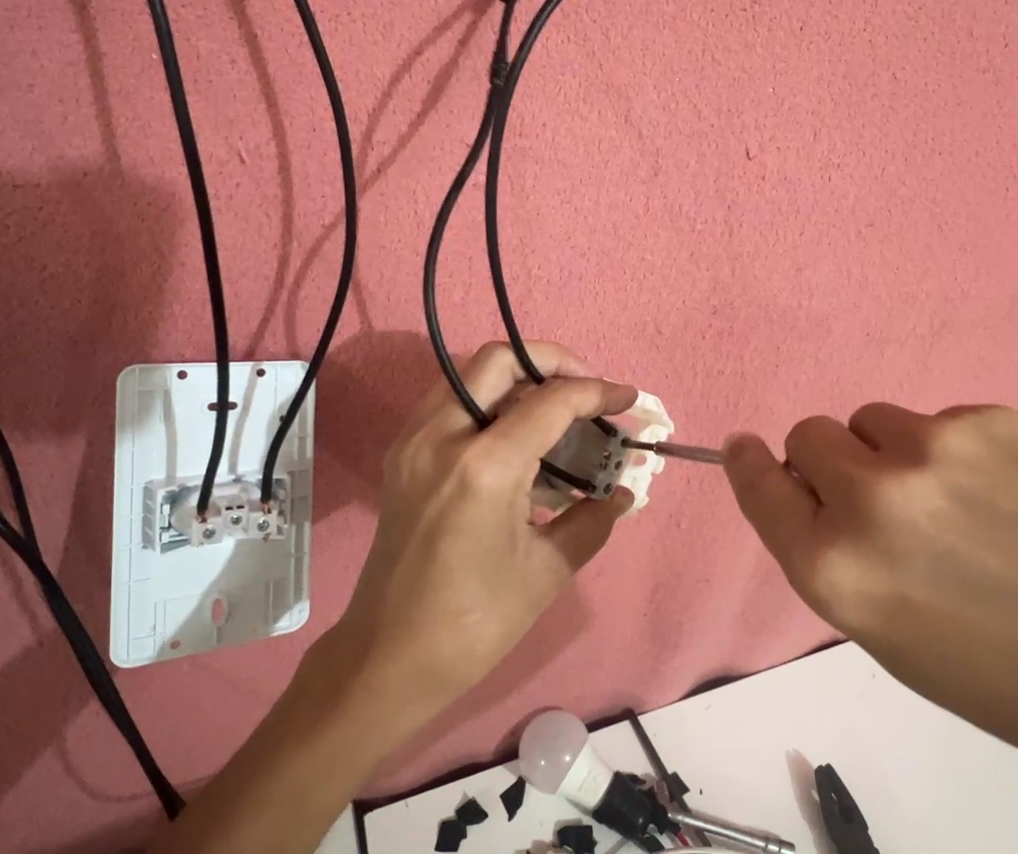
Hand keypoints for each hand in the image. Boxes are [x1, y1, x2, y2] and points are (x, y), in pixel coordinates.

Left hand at [333, 341, 638, 710]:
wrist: (388, 656)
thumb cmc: (474, 623)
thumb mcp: (546, 571)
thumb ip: (592, 520)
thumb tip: (623, 493)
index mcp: (483, 467)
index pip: (550, 401)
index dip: (597, 393)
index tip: (629, 400)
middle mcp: (441, 437)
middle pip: (499, 361)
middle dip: (552, 362)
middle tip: (588, 390)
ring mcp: (414, 443)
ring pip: (469, 377)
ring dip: (518, 381)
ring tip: (559, 414)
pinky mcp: (403, 457)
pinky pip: (450, 405)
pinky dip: (488, 405)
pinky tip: (520, 441)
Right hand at [723, 404, 1017, 781]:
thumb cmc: (1013, 683)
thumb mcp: (891, 641)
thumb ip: (837, 561)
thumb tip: (812, 498)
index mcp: (837, 568)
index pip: (760, 485)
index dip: (750, 464)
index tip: (746, 450)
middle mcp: (872, 497)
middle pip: (809, 435)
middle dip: (831, 466)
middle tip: (882, 503)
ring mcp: (936, 447)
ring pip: (874, 419)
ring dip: (891, 453)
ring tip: (957, 501)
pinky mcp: (995, 419)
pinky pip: (940, 420)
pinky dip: (954, 452)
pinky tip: (1010, 495)